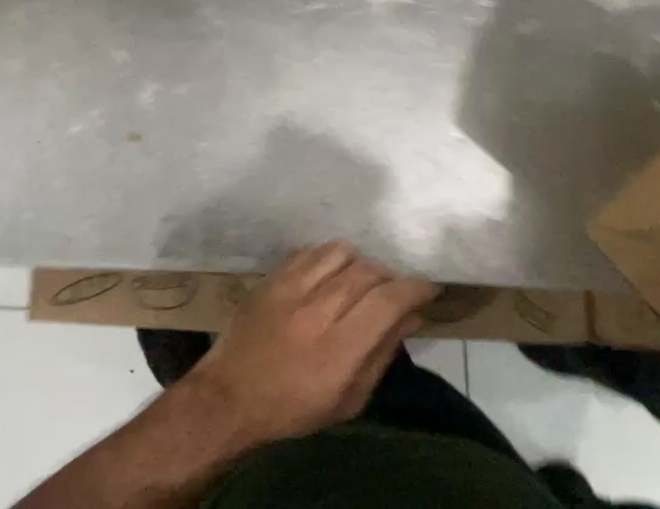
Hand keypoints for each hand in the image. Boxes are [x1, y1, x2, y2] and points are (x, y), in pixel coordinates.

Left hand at [177, 243, 439, 446]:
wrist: (231, 395)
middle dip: (389, 276)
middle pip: (366, 272)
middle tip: (395, 290)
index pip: (386, 302)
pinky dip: (328, 258)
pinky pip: (309, 252)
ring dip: (359, 263)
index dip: (414, 288)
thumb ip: (382, 354)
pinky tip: (330, 275)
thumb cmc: (295, 407)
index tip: (428, 288)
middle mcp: (314, 312)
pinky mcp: (269, 278)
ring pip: (338, 253)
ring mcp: (288, 290)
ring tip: (361, 281)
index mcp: (338, 350)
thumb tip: (413, 316)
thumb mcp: (350, 398)